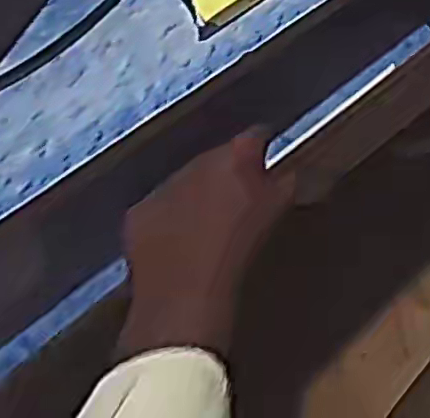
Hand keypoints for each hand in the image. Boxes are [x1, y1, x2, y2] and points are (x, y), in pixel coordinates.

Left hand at [115, 130, 295, 358]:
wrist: (185, 295)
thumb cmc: (241, 247)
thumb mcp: (279, 209)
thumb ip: (288, 180)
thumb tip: (291, 170)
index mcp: (236, 154)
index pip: (256, 135)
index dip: (264, 148)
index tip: (268, 163)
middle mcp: (199, 159)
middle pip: (220, 156)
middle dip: (229, 171)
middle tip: (238, 197)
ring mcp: (165, 184)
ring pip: (188, 179)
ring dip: (199, 191)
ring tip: (208, 220)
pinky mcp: (138, 211)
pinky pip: (160, 205)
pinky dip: (170, 215)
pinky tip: (178, 237)